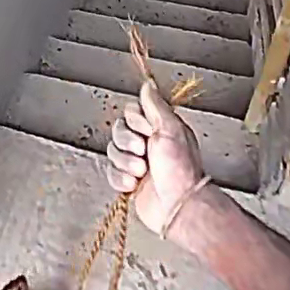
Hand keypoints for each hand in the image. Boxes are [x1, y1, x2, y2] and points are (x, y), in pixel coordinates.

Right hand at [105, 79, 206, 234]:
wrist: (177, 206)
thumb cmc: (179, 168)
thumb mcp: (170, 129)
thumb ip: (155, 106)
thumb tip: (148, 84)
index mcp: (158, 128)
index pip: (130, 112)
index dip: (134, 121)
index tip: (148, 130)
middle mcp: (146, 143)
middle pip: (117, 131)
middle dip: (128, 143)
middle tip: (144, 153)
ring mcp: (136, 163)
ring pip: (112, 152)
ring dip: (126, 163)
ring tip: (142, 172)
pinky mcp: (127, 181)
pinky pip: (110, 173)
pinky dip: (120, 179)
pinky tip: (134, 185)